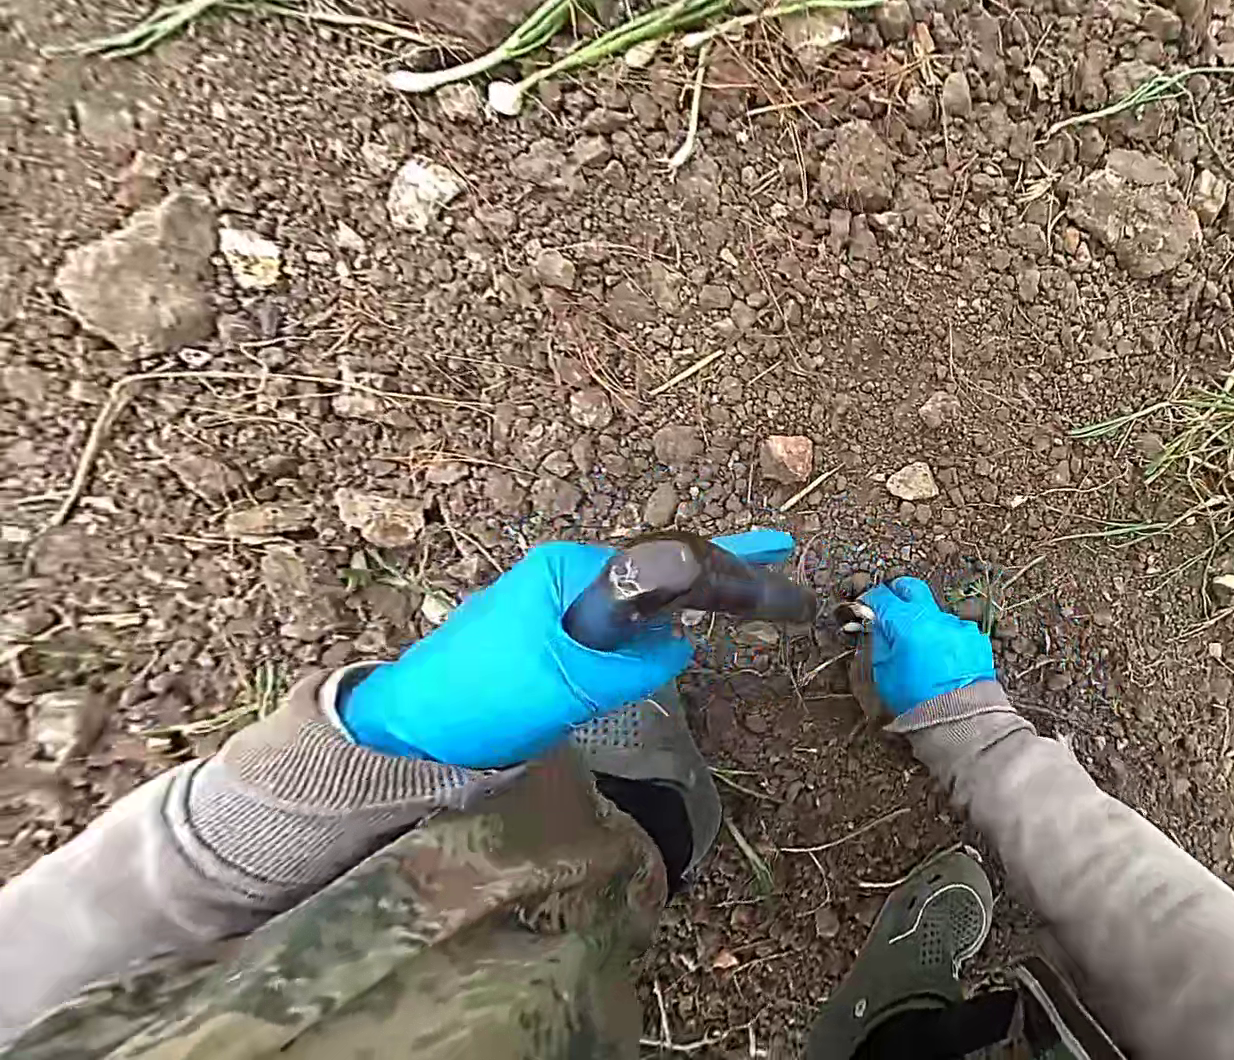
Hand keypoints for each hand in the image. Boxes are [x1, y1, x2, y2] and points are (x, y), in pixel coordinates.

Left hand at [342, 533, 791, 767]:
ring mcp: (559, 596)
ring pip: (640, 594)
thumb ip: (642, 662)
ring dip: (685, 597)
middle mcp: (568, 571)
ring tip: (740, 591)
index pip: (665, 558)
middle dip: (714, 566)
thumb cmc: (488, 698)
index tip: (776, 547)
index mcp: (572, 568)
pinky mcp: (553, 625)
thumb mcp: (578, 683)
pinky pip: (620, 615)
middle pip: (659, 566)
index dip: (723, 557)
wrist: (408, 734)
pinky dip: (655, 618)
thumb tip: (680, 646)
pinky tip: (676, 627)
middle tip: (774, 552)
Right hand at [858, 577, 996, 716]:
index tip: (867, 607)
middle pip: (912, 588)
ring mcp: (958, 626)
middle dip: (898, 594)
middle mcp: (935, 618)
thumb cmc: (916, 702)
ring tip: (921, 649)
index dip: (871, 600)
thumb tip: (874, 624)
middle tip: (891, 608)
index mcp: (908, 624)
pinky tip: (943, 658)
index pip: (883, 597)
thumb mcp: (882, 673)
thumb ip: (876, 642)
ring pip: (935, 613)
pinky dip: (946, 638)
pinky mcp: (976, 638)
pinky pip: (955, 630)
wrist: (959, 720)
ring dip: (925, 623)